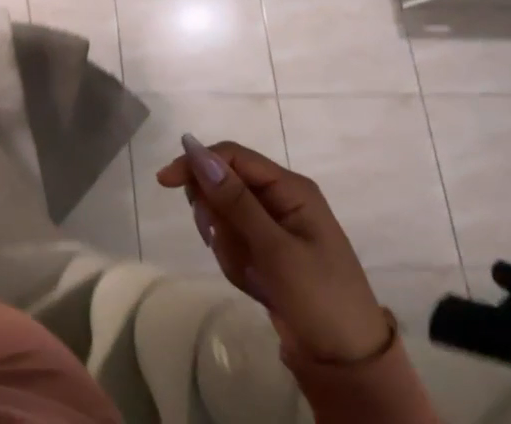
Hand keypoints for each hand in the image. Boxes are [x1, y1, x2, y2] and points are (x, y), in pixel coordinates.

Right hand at [157, 135, 391, 364]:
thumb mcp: (274, 248)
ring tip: (251, 273)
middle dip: (215, 214)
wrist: (345, 359)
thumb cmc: (318, 296)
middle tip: (220, 241)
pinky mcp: (266, 250)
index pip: (231, 156)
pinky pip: (232, 241)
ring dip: (226, 244)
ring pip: (223, 216)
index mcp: (290, 188)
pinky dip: (234, 260)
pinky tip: (254, 282)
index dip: (196, 163)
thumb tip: (195, 150)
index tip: (165, 182)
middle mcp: (280, 199)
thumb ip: (234, 200)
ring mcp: (273, 226)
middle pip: (222, 184)